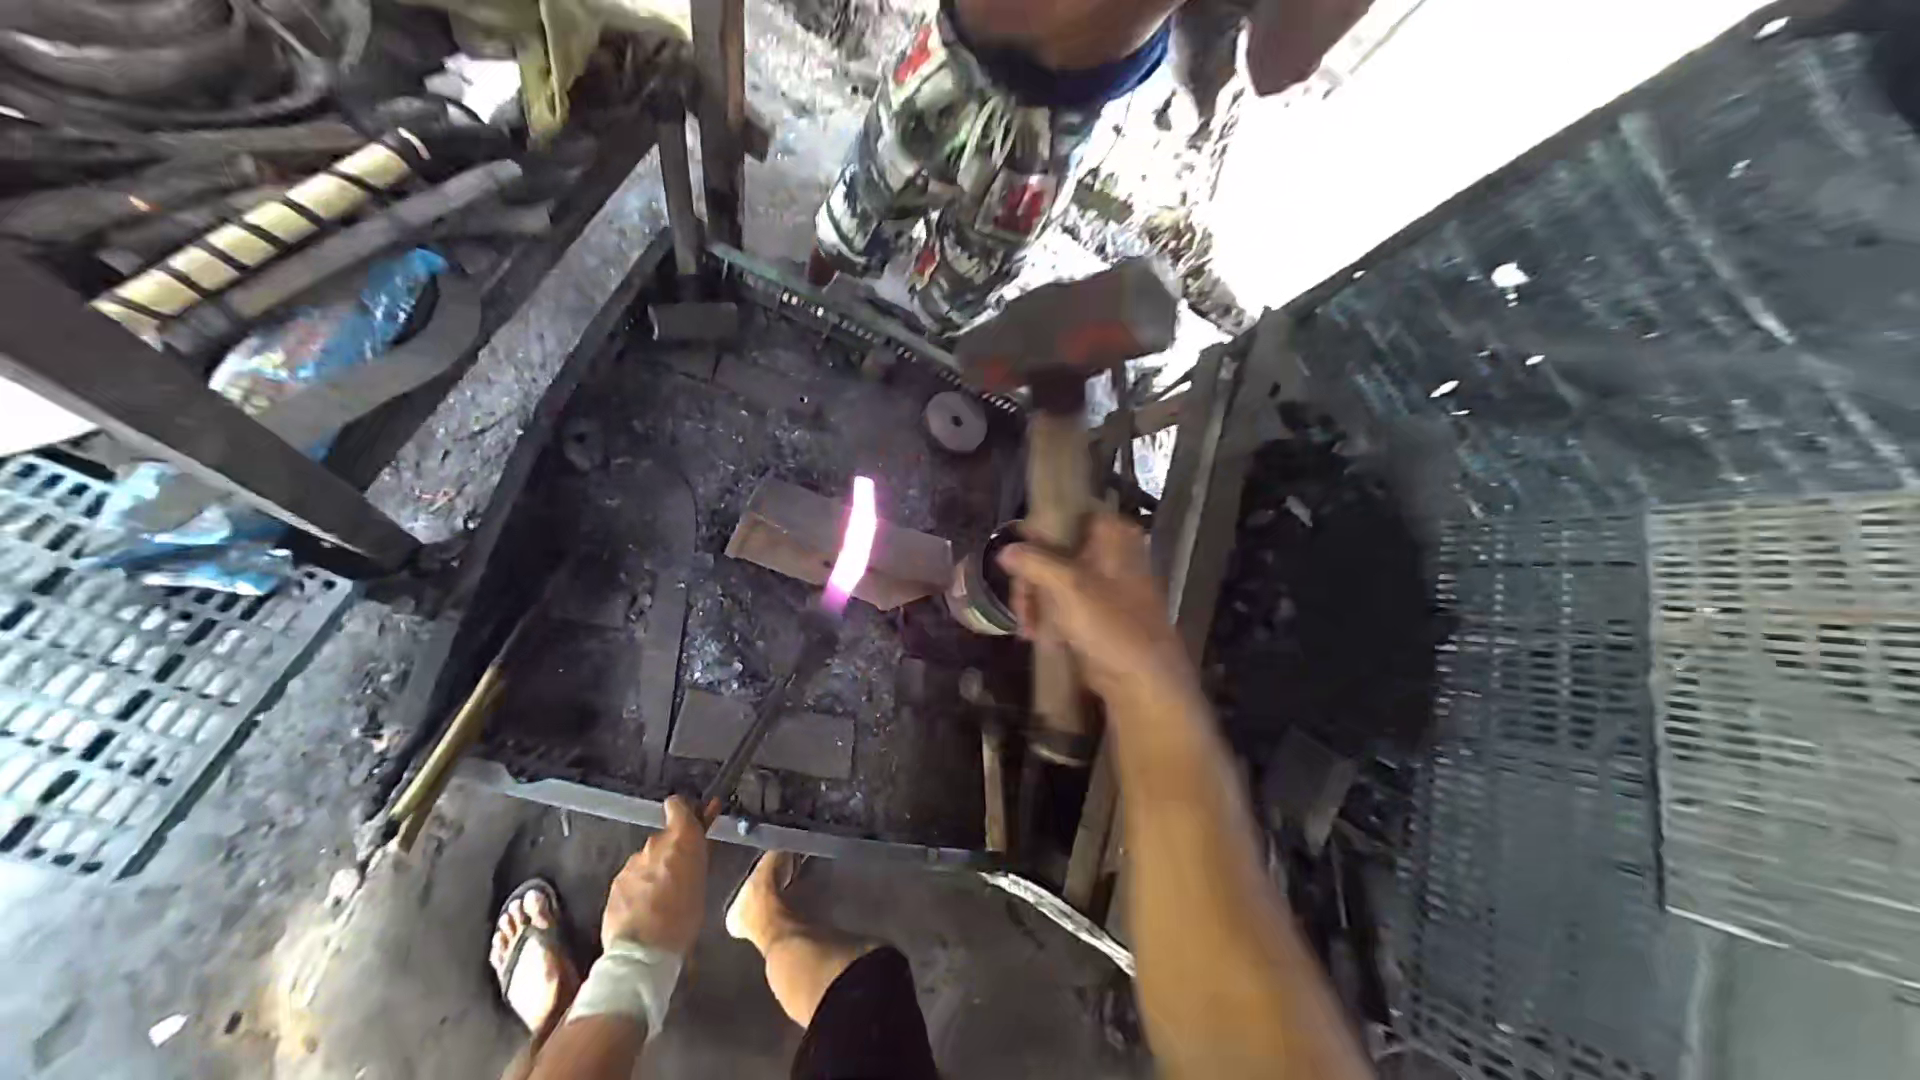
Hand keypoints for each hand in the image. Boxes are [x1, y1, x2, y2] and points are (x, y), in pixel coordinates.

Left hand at [602, 796, 708, 953]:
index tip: (689, 821)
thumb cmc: (684, 917)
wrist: (643, 952)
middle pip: (663, 837)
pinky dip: (638, 887)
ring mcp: (632, 863)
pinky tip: (644, 908)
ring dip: (654, 870)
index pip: (677, 804)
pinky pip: (632, 878)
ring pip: (647, 859)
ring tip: (661, 898)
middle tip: (679, 873)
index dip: (683, 810)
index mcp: (682, 838)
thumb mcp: (702, 880)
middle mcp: (654, 843)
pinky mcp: (616, 883)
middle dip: (670, 851)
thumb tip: (698, 837)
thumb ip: (696, 854)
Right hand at [997, 511, 1199, 709]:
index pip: (1066, 513)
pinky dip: (1047, 613)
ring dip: (1035, 600)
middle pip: (1054, 548)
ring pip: (1054, 576)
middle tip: (1021, 605)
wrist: (1142, 680)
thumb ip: (1033, 562)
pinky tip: (1037, 634)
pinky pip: (1062, 600)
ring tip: (1027, 628)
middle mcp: (1110, 551)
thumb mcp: (1068, 587)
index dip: (1037, 531)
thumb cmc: (1111, 624)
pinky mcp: (1097, 609)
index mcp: (1113, 534)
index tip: (1015, 555)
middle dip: (1031, 578)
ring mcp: (1104, 581)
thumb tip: (1004, 550)